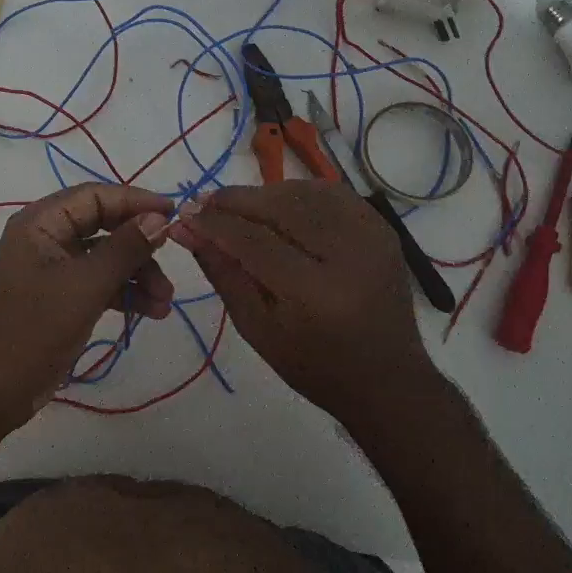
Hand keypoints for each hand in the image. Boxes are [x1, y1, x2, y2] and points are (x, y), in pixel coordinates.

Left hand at [0, 183, 175, 428]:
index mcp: (39, 223)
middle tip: (174, 257)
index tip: (173, 212)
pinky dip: (123, 293)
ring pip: (104, 257)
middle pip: (102, 225)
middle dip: (139, 244)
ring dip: (137, 274)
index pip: (93, 196)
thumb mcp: (86, 285)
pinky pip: (99, 282)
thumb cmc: (36, 327)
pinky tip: (152, 311)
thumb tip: (159, 218)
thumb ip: (125, 248)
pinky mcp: (60, 296)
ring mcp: (52, 268)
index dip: (134, 200)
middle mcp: (44, 237)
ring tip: (166, 301)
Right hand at [168, 181, 435, 422]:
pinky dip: (298, 193)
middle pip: (279, 206)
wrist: (387, 380)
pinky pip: (331, 194)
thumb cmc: (314, 365)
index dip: (214, 223)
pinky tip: (278, 206)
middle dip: (235, 200)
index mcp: (314, 293)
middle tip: (205, 203)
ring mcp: (370, 238)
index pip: (252, 240)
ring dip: (264, 194)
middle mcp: (347, 257)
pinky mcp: (382, 229)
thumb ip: (222, 271)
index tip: (184, 215)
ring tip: (239, 207)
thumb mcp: (256, 327)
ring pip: (304, 192)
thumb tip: (185, 227)